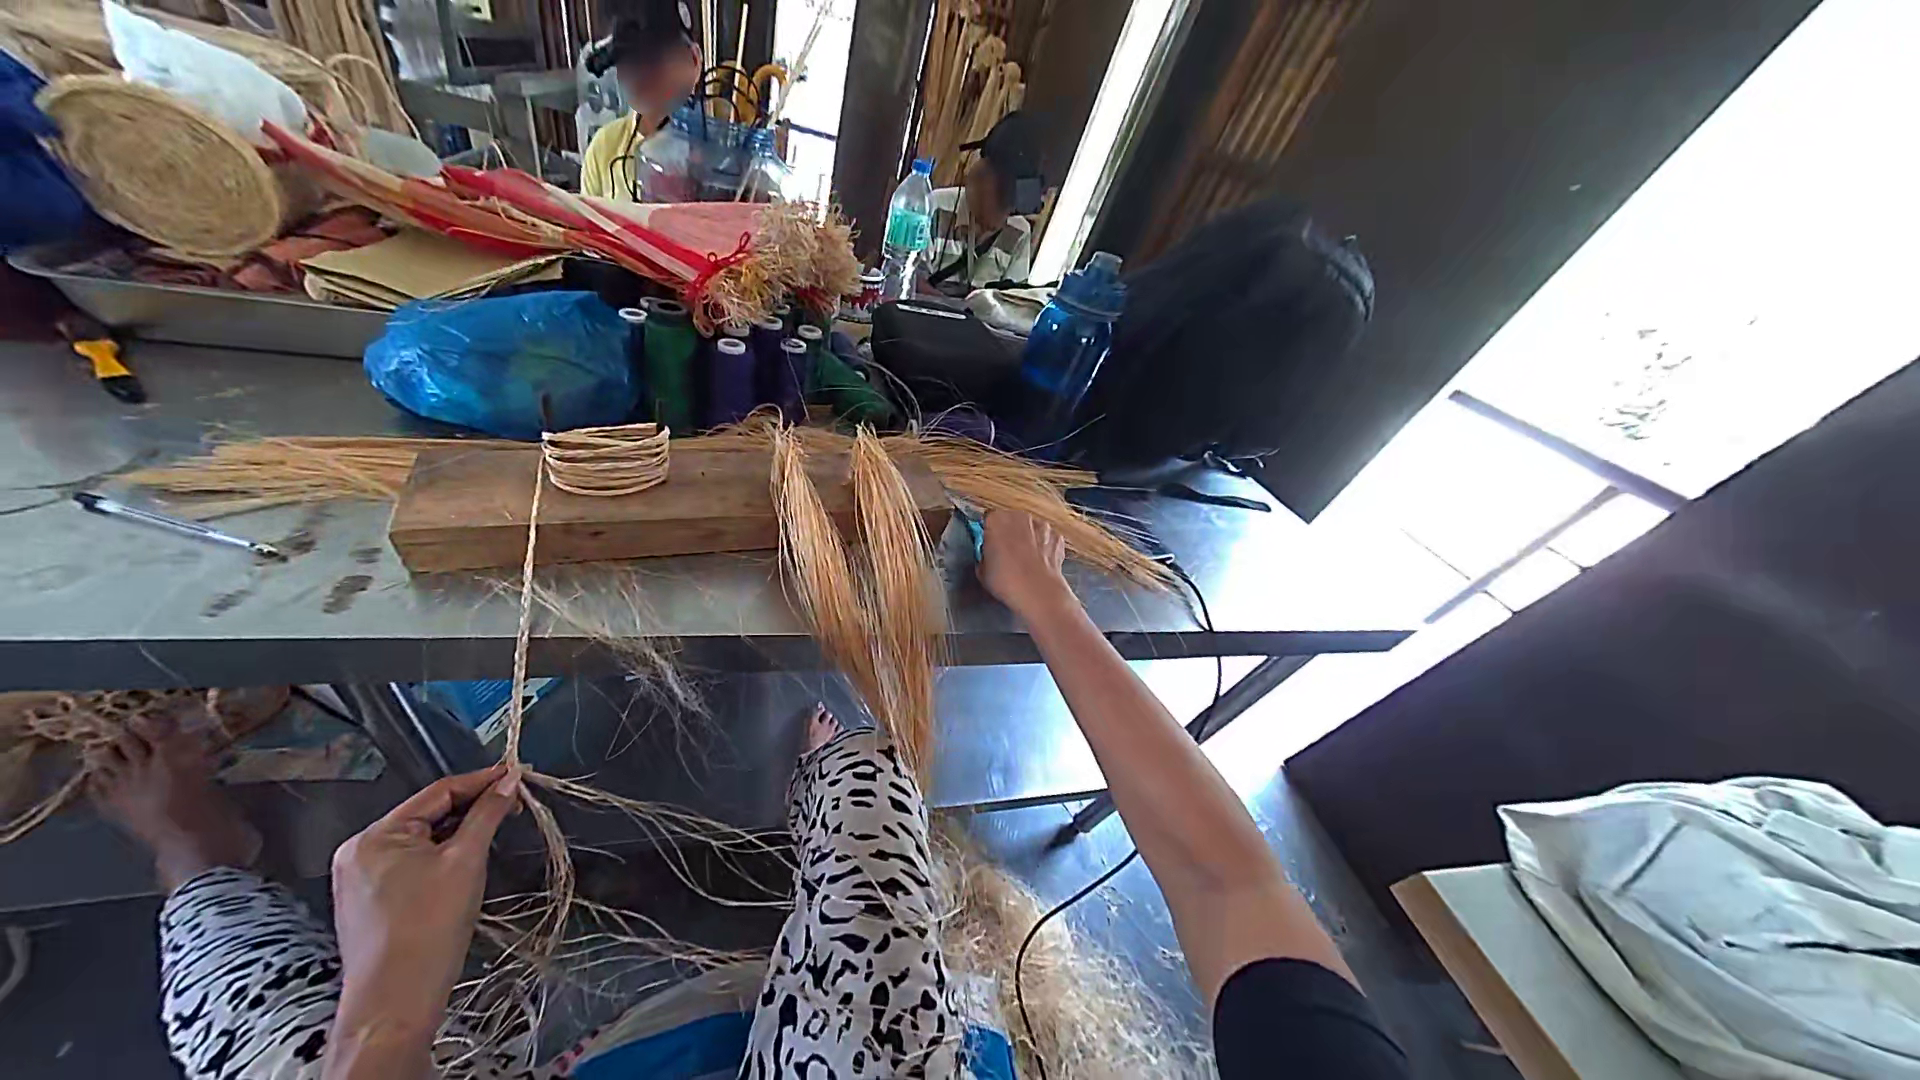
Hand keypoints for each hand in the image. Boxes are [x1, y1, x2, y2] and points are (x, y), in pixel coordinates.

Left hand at [330, 764, 520, 1040]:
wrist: (398, 998)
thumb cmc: (430, 923)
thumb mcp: (467, 858)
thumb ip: (488, 813)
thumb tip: (510, 779)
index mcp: (375, 836)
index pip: (438, 791)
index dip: (483, 779)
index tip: (519, 772)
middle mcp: (361, 850)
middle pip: (429, 812)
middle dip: (474, 804)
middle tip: (516, 799)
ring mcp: (362, 875)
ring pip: (425, 834)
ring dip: (462, 826)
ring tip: (500, 821)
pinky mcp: (372, 896)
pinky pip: (415, 856)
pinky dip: (446, 848)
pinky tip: (472, 850)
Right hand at [977, 510, 1076, 622]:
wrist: (1038, 593)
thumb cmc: (1009, 581)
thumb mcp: (982, 570)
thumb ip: (983, 555)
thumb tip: (987, 556)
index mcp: (997, 520)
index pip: (988, 520)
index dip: (988, 533)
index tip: (988, 545)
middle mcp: (1020, 518)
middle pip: (1010, 521)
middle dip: (1008, 534)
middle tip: (1005, 556)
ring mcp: (1041, 526)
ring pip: (1030, 529)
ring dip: (1027, 540)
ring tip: (1023, 562)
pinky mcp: (1057, 537)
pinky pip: (1046, 539)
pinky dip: (1043, 548)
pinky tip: (1037, 564)